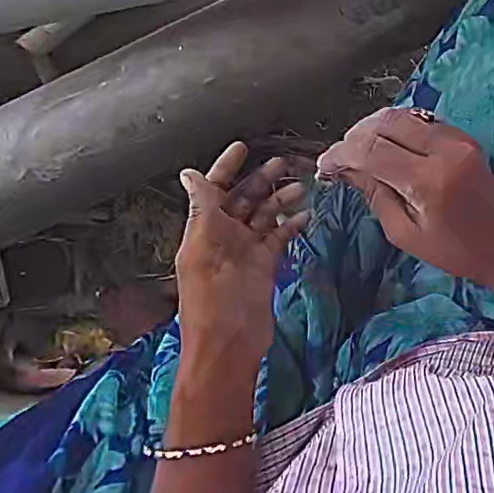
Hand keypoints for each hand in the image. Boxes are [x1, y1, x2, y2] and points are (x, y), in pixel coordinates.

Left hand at [174, 142, 310, 390]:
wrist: (229, 345)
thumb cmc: (213, 298)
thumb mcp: (203, 248)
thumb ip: (202, 209)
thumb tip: (188, 174)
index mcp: (204, 229)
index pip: (214, 189)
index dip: (226, 167)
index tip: (242, 147)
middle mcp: (224, 236)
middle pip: (244, 199)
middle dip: (261, 179)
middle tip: (283, 162)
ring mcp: (246, 250)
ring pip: (264, 215)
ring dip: (280, 199)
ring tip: (300, 186)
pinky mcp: (265, 264)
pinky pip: (279, 237)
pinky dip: (291, 225)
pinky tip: (305, 216)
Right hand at [316, 107, 493, 291]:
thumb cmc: (457, 251)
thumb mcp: (406, 234)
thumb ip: (376, 195)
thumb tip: (347, 169)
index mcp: (429, 181)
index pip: (372, 150)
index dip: (342, 153)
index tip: (326, 164)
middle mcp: (444, 150)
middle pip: (386, 123)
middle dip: (356, 135)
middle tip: (340, 156)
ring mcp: (457, 139)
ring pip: (403, 115)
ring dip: (374, 127)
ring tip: (358, 149)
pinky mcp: (463, 136)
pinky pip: (421, 121)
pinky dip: (397, 127)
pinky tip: (385, 144)